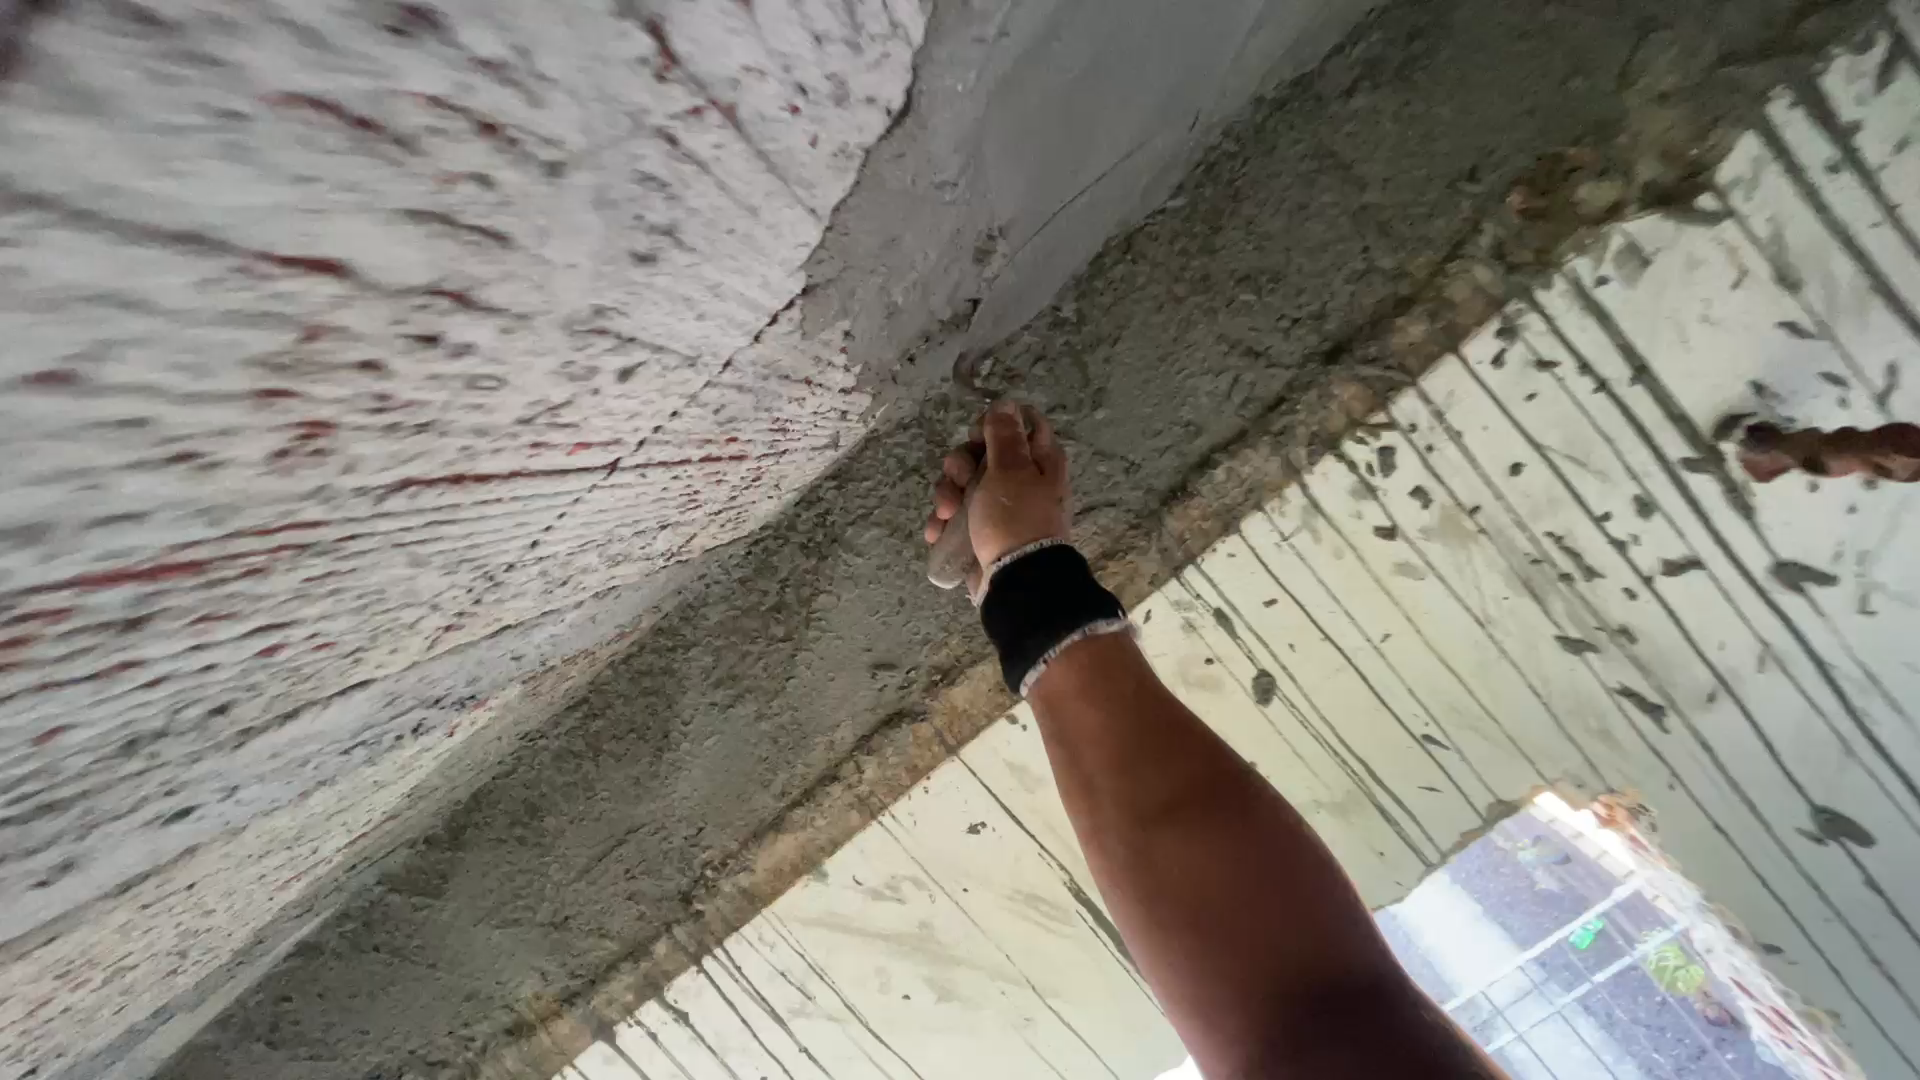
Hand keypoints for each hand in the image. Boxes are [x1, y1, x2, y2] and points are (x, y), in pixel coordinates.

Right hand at [924, 400, 1070, 593]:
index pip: (1019, 424)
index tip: (976, 435)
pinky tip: (937, 533)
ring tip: (946, 514)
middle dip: (960, 464)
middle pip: (982, 453)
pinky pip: (958, 516)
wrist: (1016, 582)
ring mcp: (1002, 507)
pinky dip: (945, 522)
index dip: (992, 424)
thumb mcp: (1010, 469)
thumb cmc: (1016, 518)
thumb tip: (1005, 404)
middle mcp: (1023, 480)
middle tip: (959, 479)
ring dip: (946, 495)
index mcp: (1040, 460)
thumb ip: (1004, 435)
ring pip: (964, 485)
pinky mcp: (983, 531)